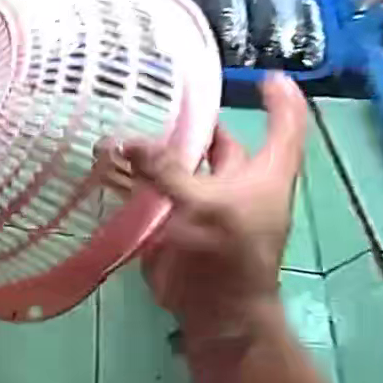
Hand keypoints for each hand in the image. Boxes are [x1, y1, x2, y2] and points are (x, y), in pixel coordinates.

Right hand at [120, 73, 308, 339]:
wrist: (212, 306)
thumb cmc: (229, 254)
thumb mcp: (206, 206)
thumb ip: (168, 171)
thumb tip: (126, 140)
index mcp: (262, 175)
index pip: (283, 128)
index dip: (280, 102)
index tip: (266, 76)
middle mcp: (232, 183)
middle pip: (216, 142)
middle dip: (192, 122)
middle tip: (157, 96)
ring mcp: (197, 201)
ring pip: (174, 165)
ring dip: (149, 150)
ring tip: (115, 125)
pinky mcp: (166, 218)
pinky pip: (145, 189)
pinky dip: (125, 177)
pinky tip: (99, 164)